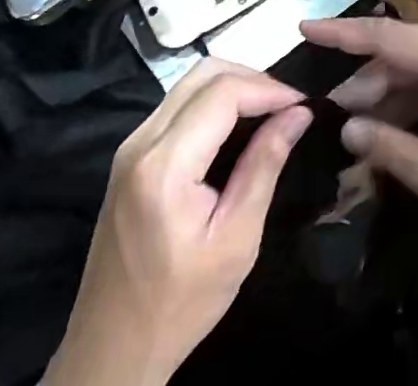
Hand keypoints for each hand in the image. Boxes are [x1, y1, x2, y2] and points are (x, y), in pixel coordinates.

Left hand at [44, 59, 311, 385]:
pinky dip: (211, 103)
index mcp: (165, 164)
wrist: (113, 343)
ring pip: (187, 85)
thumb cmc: (181, 302)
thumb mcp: (236, 240)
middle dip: (251, 78)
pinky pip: (175, 107)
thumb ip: (264, 167)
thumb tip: (297, 115)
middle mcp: (141, 140)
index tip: (304, 104)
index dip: (268, 88)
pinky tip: (238, 126)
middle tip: (289, 105)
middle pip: (201, 74)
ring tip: (271, 112)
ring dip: (231, 87)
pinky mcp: (129, 154)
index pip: (221, 93)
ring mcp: (130, 144)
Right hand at [301, 18, 417, 268]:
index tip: (304, 28)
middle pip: (403, 56)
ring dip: (392, 97)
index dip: (342, 34)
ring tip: (362, 131)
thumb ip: (398, 154)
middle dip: (366, 84)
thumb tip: (350, 129)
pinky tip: (403, 132)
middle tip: (333, 116)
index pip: (388, 37)